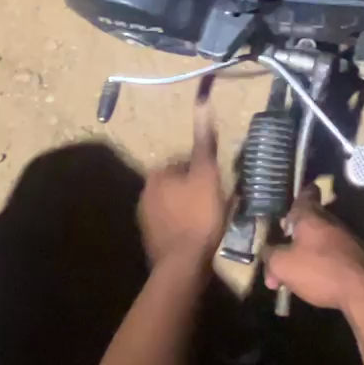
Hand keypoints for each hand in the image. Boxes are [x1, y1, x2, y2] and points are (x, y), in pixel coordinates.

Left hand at [137, 83, 227, 270]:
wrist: (183, 264)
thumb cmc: (198, 214)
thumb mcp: (207, 174)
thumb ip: (204, 140)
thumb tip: (202, 100)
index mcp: (157, 174)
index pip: (184, 163)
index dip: (204, 172)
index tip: (218, 185)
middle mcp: (145, 193)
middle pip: (179, 184)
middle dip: (195, 190)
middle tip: (217, 203)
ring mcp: (146, 218)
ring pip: (175, 205)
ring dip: (190, 209)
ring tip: (211, 221)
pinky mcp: (151, 240)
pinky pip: (172, 225)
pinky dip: (184, 227)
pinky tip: (200, 236)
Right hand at [265, 189, 363, 320]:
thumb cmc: (320, 270)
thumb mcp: (284, 265)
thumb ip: (270, 256)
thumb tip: (267, 254)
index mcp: (311, 216)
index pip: (307, 193)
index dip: (299, 194)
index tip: (290, 201)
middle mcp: (331, 221)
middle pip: (309, 221)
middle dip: (293, 236)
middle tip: (279, 252)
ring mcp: (347, 239)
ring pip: (320, 241)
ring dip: (305, 254)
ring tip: (292, 277)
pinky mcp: (357, 258)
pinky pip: (333, 255)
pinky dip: (321, 265)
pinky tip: (314, 283)